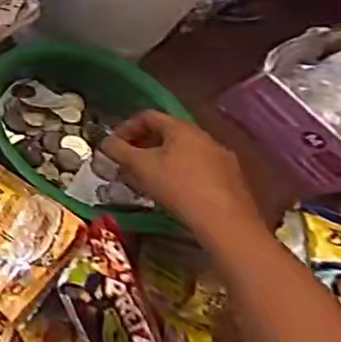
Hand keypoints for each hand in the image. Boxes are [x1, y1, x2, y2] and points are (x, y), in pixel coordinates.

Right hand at [103, 111, 263, 238]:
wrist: (227, 224)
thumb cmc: (177, 186)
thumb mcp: (136, 164)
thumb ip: (115, 148)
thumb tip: (107, 142)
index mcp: (184, 130)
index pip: (148, 116)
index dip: (125, 127)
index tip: (114, 145)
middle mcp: (207, 140)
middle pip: (167, 134)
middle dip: (142, 145)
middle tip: (126, 160)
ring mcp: (225, 161)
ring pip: (183, 152)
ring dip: (159, 160)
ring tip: (146, 177)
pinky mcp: (234, 182)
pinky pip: (198, 168)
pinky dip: (179, 172)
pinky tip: (171, 189)